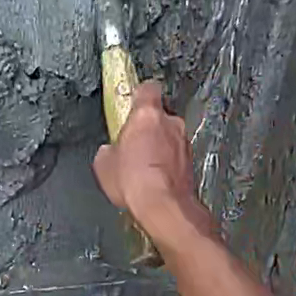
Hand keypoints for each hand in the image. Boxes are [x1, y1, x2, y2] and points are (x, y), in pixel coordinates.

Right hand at [94, 81, 212, 251]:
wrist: (162, 206)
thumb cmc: (135, 181)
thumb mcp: (103, 163)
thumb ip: (108, 149)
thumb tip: (109, 152)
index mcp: (147, 114)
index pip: (147, 88)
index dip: (139, 96)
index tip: (131, 104)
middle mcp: (171, 123)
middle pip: (160, 116)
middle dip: (149, 128)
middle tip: (134, 144)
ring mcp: (184, 144)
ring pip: (171, 137)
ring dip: (161, 147)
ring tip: (145, 167)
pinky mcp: (192, 164)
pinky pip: (178, 158)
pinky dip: (169, 165)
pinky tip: (156, 180)